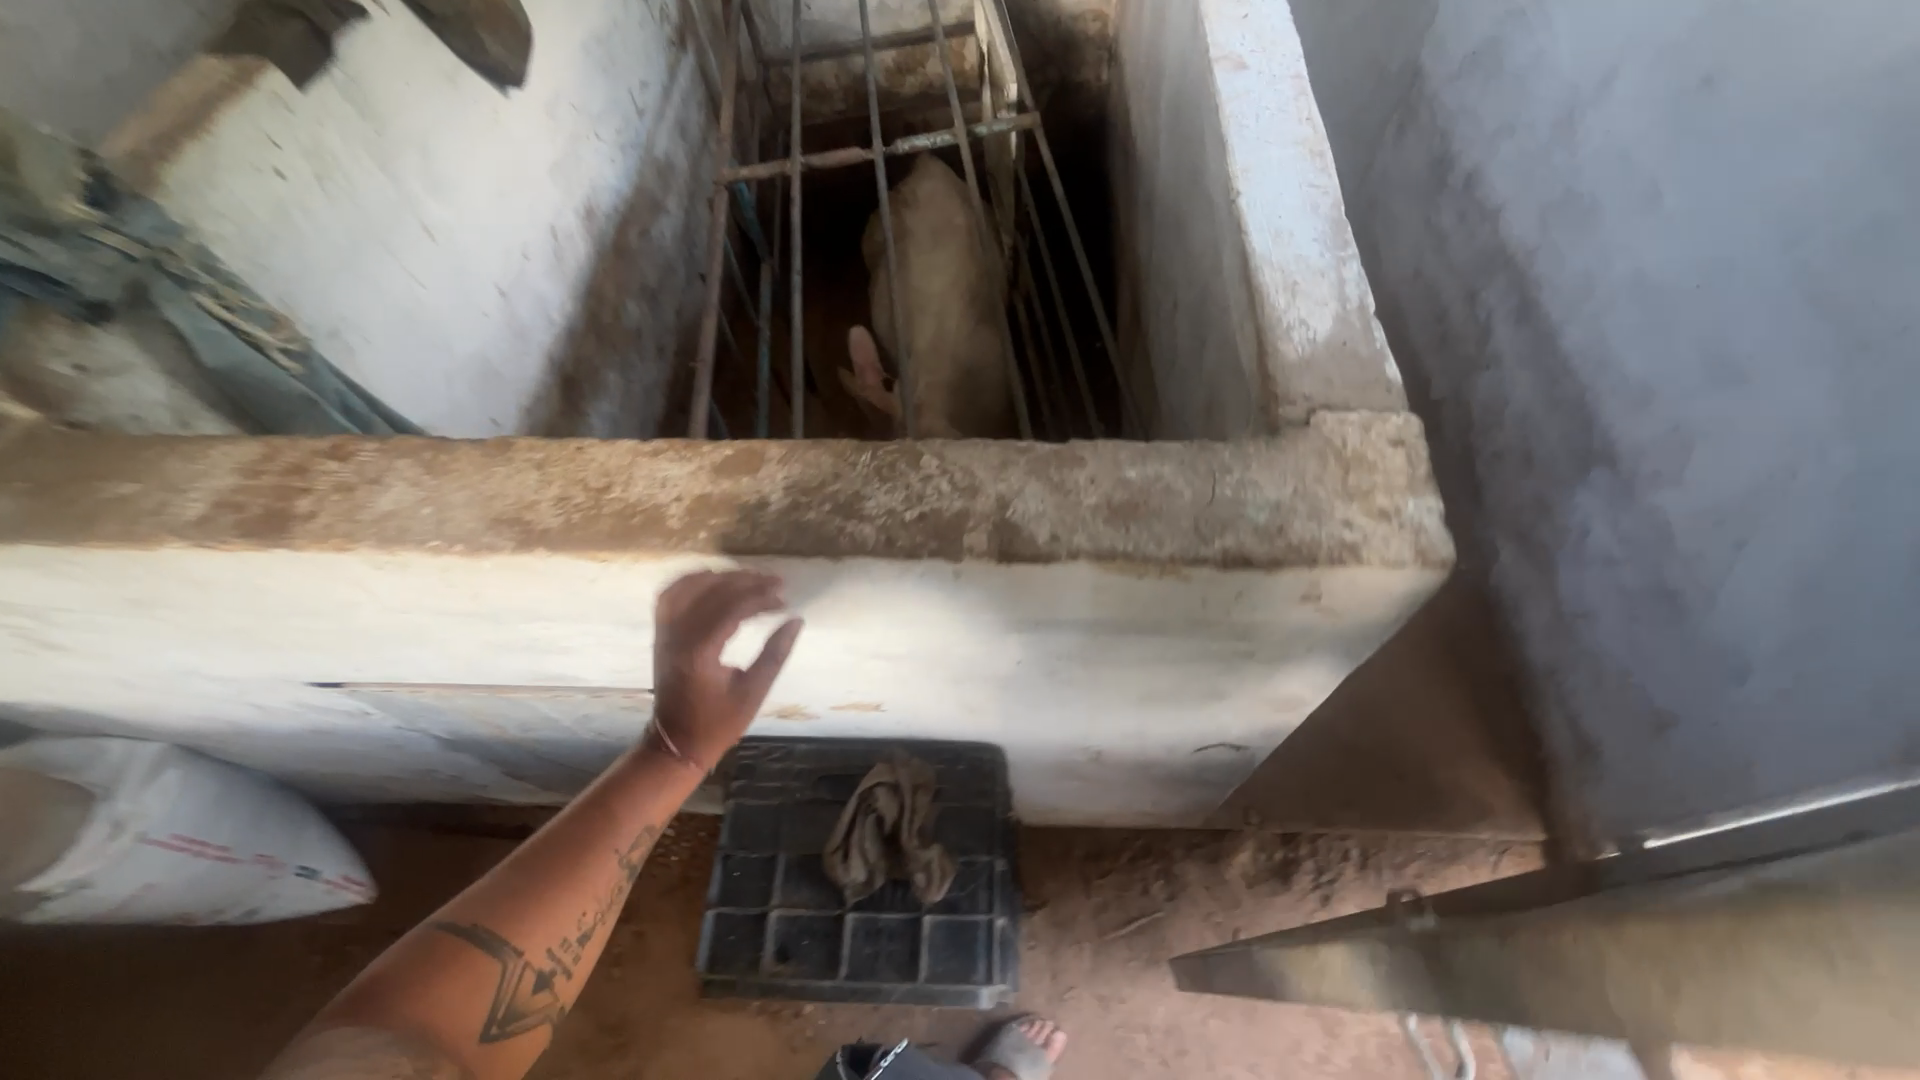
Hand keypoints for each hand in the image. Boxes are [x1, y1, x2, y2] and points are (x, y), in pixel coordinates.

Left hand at [645, 570, 803, 772]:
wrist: (676, 743)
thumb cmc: (718, 723)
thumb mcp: (754, 692)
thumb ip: (775, 653)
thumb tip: (796, 620)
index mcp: (700, 653)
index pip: (733, 609)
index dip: (761, 598)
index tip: (785, 598)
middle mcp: (677, 637)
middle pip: (712, 592)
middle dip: (746, 582)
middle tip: (775, 582)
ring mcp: (664, 634)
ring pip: (688, 587)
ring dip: (720, 576)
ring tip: (748, 577)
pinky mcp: (660, 635)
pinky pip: (670, 596)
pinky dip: (691, 581)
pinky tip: (713, 579)